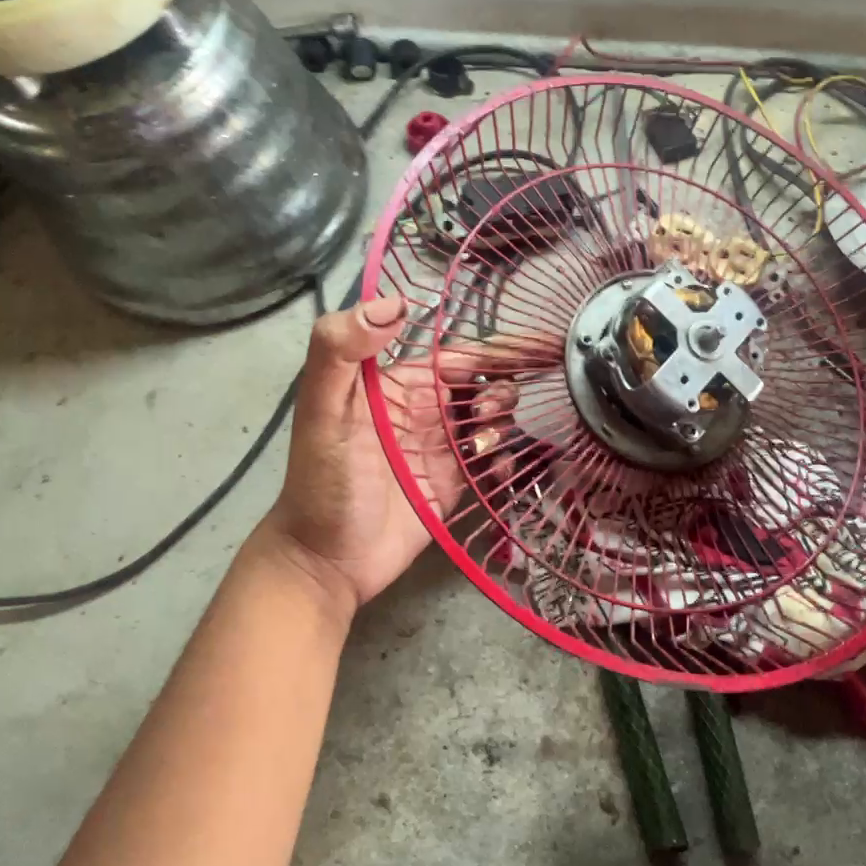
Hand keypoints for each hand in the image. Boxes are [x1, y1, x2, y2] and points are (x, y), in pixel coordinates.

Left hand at [259, 296, 517, 611]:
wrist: (324, 561)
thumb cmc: (322, 481)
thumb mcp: (322, 409)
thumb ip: (341, 350)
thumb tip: (394, 304)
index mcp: (395, 385)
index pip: (456, 355)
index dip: (498, 348)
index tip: (544, 346)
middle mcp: (423, 411)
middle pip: (482, 385)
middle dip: (502, 387)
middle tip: (494, 409)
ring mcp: (441, 449)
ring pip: (492, 421)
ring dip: (501, 423)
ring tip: (482, 441)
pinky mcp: (453, 486)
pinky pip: (491, 463)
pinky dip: (503, 460)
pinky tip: (496, 467)